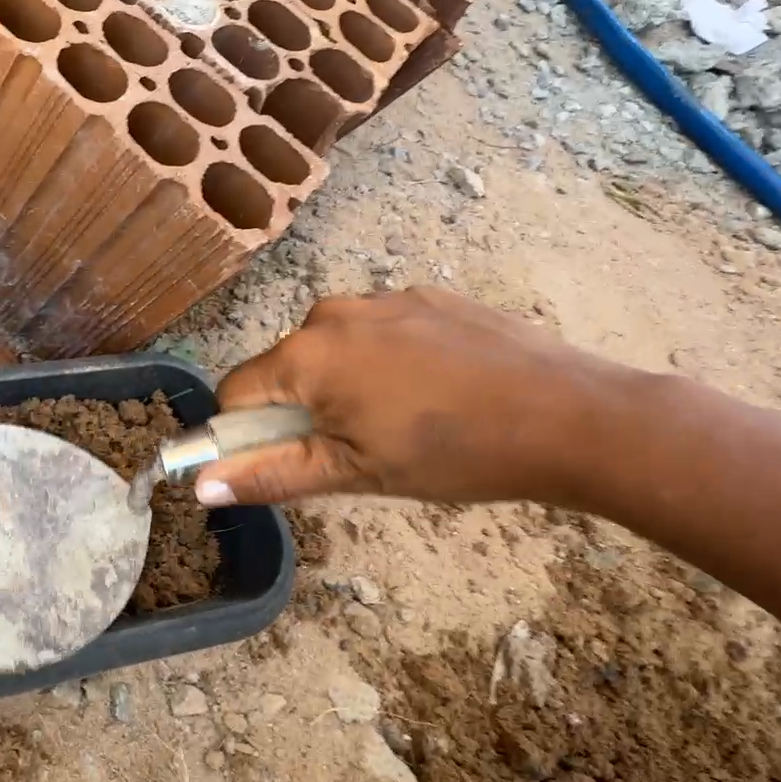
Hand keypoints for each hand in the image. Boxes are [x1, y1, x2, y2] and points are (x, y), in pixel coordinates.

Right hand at [196, 288, 641, 507]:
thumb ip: (271, 474)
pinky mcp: (427, 295)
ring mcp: (382, 298)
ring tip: (408, 417)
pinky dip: (390, 358)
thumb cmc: (454, 453)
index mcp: (304, 356)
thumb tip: (201, 486)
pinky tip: (440, 387)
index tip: (294, 456)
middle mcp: (329, 313)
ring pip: (334, 348)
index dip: (250, 431)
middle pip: (285, 367)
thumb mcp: (355, 474)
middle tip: (360, 444)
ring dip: (347, 380)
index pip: (236, 392)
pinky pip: (380, 329)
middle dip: (304, 406)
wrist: (579, 418)